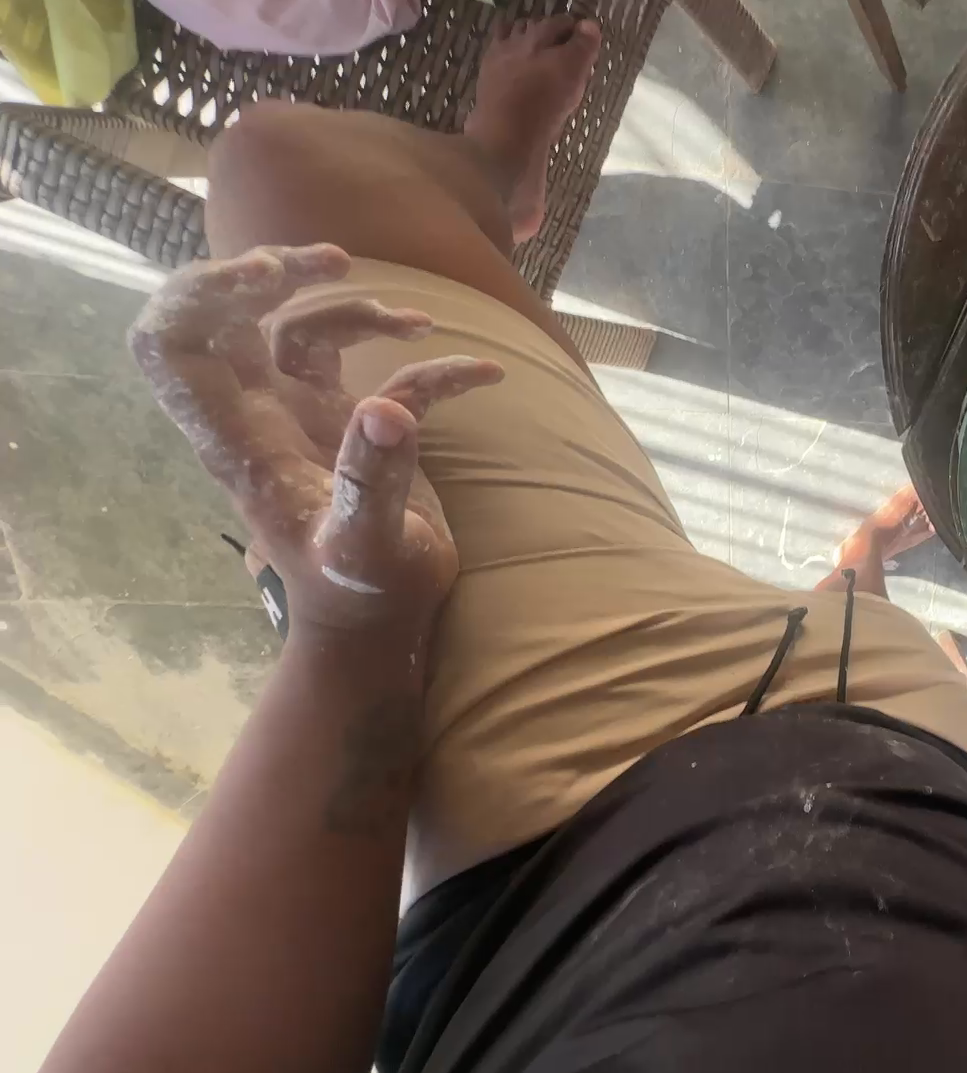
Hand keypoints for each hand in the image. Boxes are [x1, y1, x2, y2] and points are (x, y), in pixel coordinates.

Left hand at [128, 244, 503, 641]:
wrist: (383, 616)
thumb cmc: (364, 590)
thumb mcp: (369, 544)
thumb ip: (372, 478)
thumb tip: (386, 406)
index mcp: (244, 439)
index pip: (178, 344)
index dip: (204, 293)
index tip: (273, 275)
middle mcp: (268, 419)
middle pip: (233, 322)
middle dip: (273, 278)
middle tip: (332, 259)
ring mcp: (317, 424)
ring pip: (309, 338)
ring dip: (357, 312)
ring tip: (418, 321)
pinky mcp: (366, 437)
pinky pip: (395, 382)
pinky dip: (437, 370)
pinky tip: (486, 377)